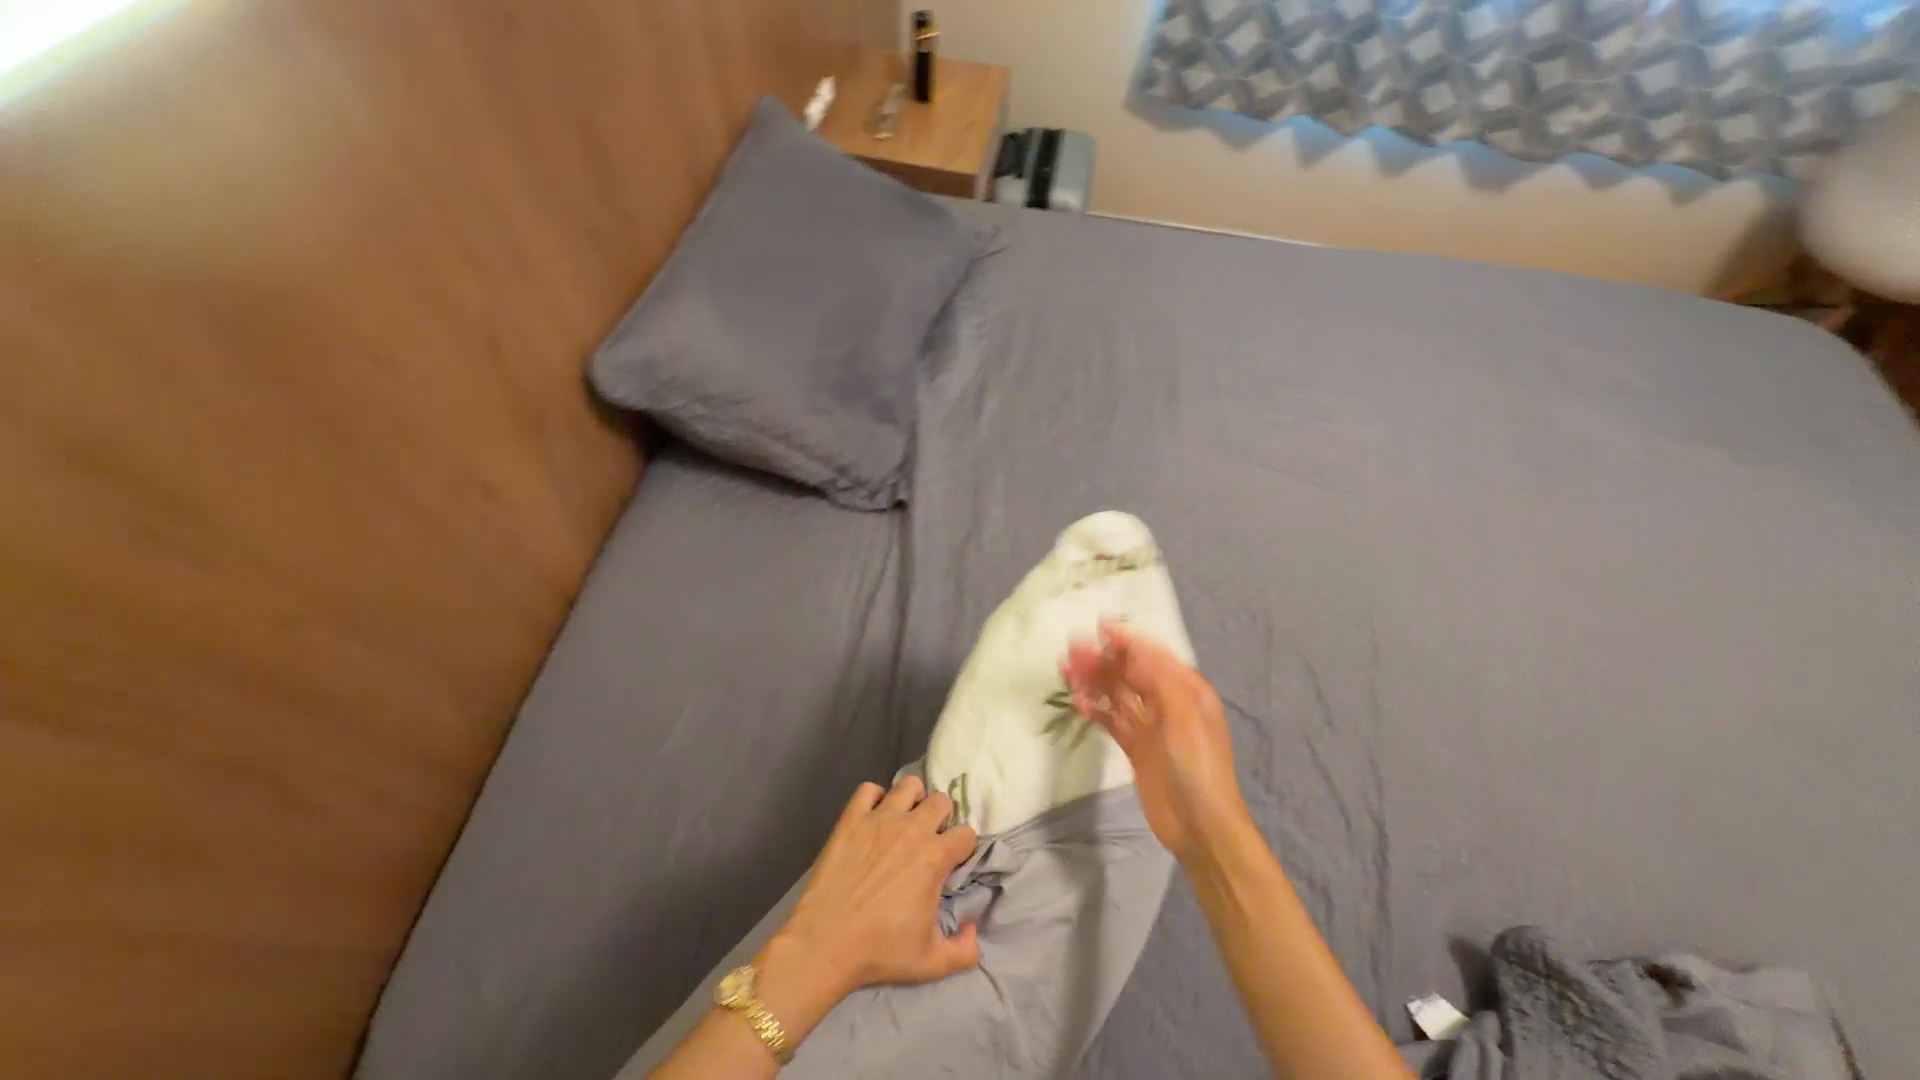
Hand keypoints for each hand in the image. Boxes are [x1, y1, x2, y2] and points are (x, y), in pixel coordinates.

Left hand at [752, 777, 981, 1040]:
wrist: (824, 944)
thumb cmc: (880, 951)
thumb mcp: (932, 962)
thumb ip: (965, 951)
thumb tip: (974, 929)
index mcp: (935, 857)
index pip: (966, 834)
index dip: (963, 849)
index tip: (952, 864)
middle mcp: (912, 829)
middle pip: (942, 801)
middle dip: (942, 818)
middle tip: (930, 840)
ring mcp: (879, 819)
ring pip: (909, 786)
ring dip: (912, 801)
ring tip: (905, 821)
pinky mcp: (851, 819)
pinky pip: (868, 790)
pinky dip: (874, 799)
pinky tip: (872, 818)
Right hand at [1063, 622, 1248, 858]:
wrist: (1200, 823)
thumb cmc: (1197, 762)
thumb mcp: (1184, 712)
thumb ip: (1157, 675)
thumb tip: (1128, 643)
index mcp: (1186, 688)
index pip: (1151, 655)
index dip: (1125, 640)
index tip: (1097, 627)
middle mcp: (1168, 702)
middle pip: (1130, 672)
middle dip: (1103, 659)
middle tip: (1071, 649)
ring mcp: (1150, 726)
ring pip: (1117, 694)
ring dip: (1093, 681)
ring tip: (1066, 671)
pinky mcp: (1135, 748)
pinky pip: (1112, 721)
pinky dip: (1096, 710)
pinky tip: (1078, 703)